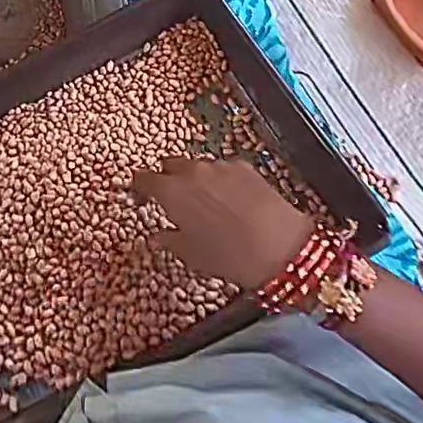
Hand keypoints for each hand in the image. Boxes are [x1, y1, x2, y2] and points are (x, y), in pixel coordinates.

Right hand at [133, 158, 313, 289]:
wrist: (282, 246)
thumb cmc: (230, 256)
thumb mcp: (193, 256)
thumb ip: (171, 239)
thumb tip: (159, 235)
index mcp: (171, 192)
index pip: (144, 178)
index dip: (140, 186)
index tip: (140, 193)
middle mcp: (192, 171)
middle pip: (170, 165)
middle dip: (168, 178)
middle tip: (173, 199)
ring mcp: (219, 166)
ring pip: (198, 166)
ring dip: (195, 179)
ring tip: (206, 202)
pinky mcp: (243, 166)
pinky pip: (222, 169)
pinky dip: (220, 179)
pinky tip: (231, 199)